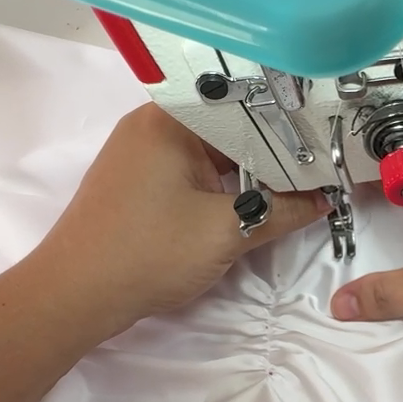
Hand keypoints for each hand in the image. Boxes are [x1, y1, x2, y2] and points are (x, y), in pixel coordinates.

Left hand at [27, 103, 327, 337]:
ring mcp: (142, 155)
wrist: (78, 295)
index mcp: (170, 120)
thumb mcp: (228, 232)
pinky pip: (193, 174)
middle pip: (228, 129)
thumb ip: (282, 212)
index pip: (242, 107)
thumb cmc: (150, 253)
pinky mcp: (140, 184)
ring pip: (212, 155)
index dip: (287, 124)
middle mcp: (153, 126)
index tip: (324, 143)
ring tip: (294, 187)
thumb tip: (323, 199)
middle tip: (319, 167)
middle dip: (272, 152)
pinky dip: (223, 187)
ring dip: (248, 173)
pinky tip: (251, 203)